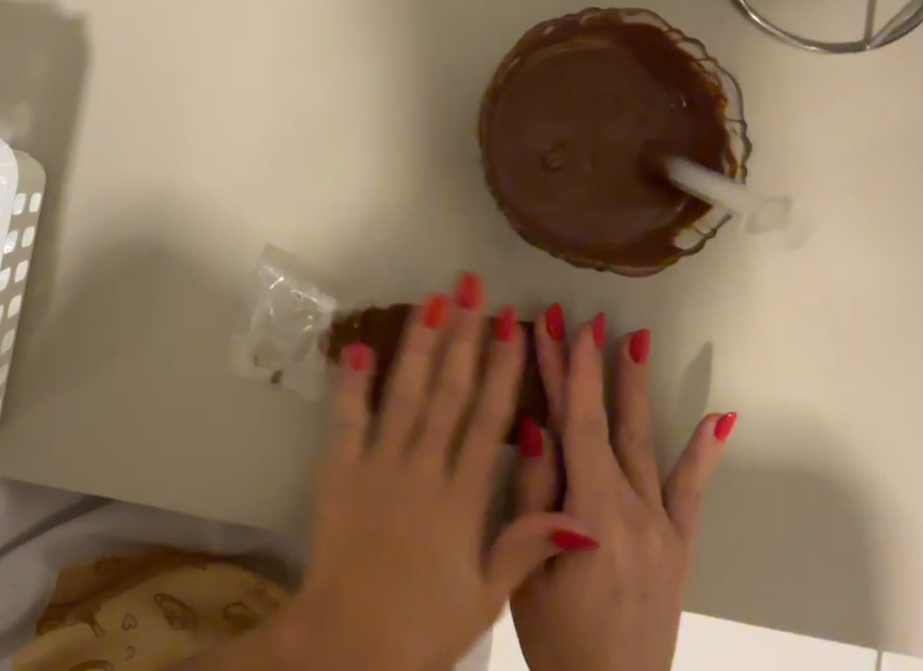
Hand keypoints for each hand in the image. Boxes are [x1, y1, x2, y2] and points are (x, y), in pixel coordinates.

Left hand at [285, 277, 597, 670]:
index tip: (513, 325)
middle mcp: (423, 468)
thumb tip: (584, 515)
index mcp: (465, 496)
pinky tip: (360, 347)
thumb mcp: (487, 593)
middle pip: (448, 391)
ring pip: (404, 393)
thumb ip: (527, 544)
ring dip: (419, 344)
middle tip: (472, 288)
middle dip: (463, 335)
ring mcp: (377, 465)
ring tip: (431, 300)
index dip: (504, 368)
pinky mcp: (338, 471)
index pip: (490, 418)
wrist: (350, 640)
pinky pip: (347, 419)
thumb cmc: (424, 623)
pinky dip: (353, 383)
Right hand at [509, 306, 733, 670]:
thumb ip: (535, 495)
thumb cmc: (555, 636)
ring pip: (647, 443)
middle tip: (582, 318)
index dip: (567, 372)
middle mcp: (635, 511)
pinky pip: (693, 491)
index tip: (561, 325)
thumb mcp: (525, 567)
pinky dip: (705, 452)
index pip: (576, 426)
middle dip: (590, 368)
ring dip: (636, 389)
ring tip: (635, 341)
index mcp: (593, 514)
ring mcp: (664, 527)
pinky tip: (721, 417)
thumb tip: (535, 425)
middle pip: (607, 424)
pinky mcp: (680, 544)